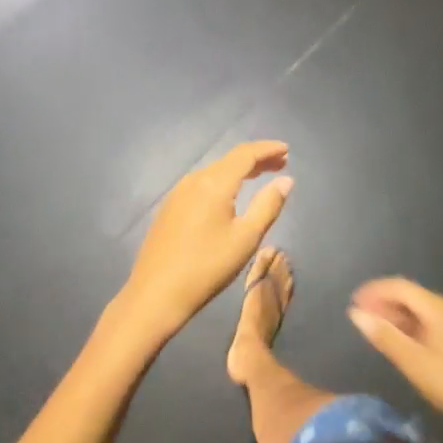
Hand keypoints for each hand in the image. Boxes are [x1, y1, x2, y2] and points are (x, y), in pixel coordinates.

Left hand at [117, 141, 292, 341]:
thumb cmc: (207, 267)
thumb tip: (286, 180)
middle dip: (256, 159)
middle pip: (229, 160)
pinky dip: (221, 182)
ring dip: (238, 171)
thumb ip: (268, 205)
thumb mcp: (245, 238)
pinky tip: (229, 195)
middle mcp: (194, 180)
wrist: (156, 293)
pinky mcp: (169, 208)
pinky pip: (201, 184)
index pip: (245, 154)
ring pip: (214, 172)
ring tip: (259, 176)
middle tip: (280, 163)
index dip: (267, 149)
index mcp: (214, 183)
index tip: (286, 150)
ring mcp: (178, 193)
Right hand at [349, 278, 442, 434]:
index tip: (354, 301)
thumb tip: (357, 314)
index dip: (375, 291)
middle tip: (362, 317)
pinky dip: (413, 325)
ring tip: (377, 329)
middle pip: (412, 295)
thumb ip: (384, 335)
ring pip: (422, 309)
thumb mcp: (413, 362)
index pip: (401, 287)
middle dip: (385, 302)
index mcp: (440, 309)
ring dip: (398, 315)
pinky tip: (403, 341)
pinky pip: (433, 320)